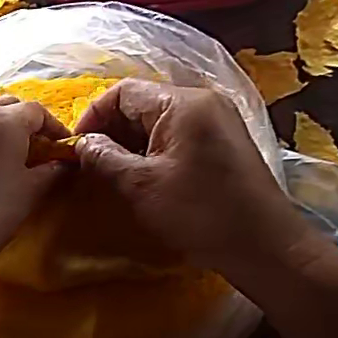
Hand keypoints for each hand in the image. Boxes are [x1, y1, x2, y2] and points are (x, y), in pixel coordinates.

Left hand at [0, 96, 68, 285]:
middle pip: (9, 107)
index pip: (38, 111)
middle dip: (28, 122)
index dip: (56, 128)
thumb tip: (65, 162)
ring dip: (3, 128)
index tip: (64, 148)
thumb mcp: (31, 190)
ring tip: (15, 156)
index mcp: (2, 121)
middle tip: (40, 148)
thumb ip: (53, 169)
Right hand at [72, 78, 321, 279]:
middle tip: (88, 164)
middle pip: (139, 103)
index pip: (122, 92)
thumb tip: (81, 143)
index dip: (92, 117)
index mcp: (182, 104)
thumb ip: (103, 157)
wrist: (261, 244)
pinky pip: (173, 135)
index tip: (75, 149)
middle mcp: (202, 103)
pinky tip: (139, 177)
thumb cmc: (197, 211)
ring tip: (110, 173)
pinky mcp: (219, 142)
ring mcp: (215, 121)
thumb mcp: (139, 184)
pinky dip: (149, 150)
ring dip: (127, 143)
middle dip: (109, 131)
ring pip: (154, 121)